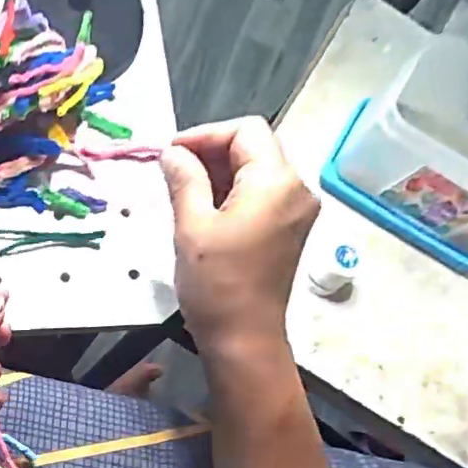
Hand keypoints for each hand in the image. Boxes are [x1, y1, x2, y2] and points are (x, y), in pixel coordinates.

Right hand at [159, 117, 319, 354]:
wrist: (243, 337)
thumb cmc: (215, 286)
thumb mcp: (191, 229)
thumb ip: (184, 182)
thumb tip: (172, 154)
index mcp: (275, 181)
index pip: (244, 131)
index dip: (204, 136)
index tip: (170, 153)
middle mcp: (296, 188)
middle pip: (255, 149)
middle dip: (212, 154)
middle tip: (172, 173)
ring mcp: (297, 211)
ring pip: (257, 174)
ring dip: (220, 176)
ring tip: (183, 194)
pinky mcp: (289, 232)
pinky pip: (262, 198)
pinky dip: (233, 196)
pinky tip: (205, 213)